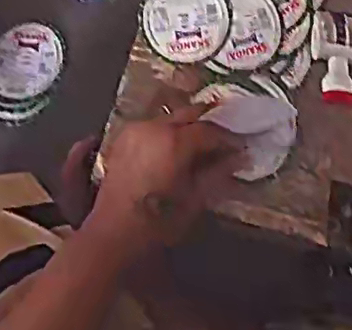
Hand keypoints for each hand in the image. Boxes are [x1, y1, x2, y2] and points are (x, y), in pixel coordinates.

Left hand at [86, 106, 241, 250]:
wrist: (112, 236)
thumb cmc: (157, 223)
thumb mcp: (193, 200)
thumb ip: (217, 173)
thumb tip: (240, 156)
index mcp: (175, 141)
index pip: (209, 130)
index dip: (227, 138)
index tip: (240, 146)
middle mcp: (156, 126)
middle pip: (190, 114)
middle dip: (208, 123)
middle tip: (224, 137)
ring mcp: (137, 129)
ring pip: (171, 117)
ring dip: (188, 125)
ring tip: (201, 142)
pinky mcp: (125, 137)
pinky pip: (154, 125)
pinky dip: (168, 130)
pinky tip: (175, 146)